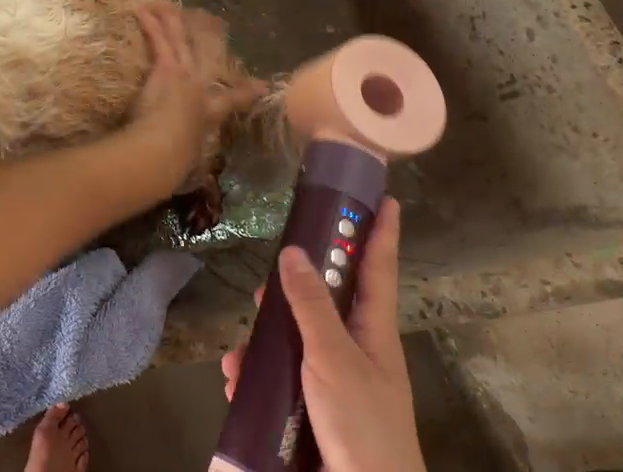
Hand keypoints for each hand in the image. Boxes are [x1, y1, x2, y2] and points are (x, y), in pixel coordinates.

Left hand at [130, 1, 265, 181]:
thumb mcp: (187, 162)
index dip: (247, 92)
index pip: (232, 101)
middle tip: (211, 20)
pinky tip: (143, 8)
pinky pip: (160, 40)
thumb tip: (178, 176)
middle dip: (208, 37)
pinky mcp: (167, 69)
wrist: (161, 153)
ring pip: (181, 41)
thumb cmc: (173, 162)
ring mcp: (185, 76)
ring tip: (164, 3)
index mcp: (210, 115)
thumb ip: (186, 164)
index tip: (261, 86)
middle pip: (208, 56)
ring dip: (172, 21)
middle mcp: (201, 91)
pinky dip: (152, 23)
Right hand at [221, 198, 426, 471]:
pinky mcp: (314, 409)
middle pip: (324, 302)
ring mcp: (336, 380)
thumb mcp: (333, 358)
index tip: (384, 198)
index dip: (381, 233)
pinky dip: (257, 378)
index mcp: (374, 331)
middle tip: (263, 289)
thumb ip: (311, 305)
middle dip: (290, 292)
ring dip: (262, 345)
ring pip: (293, 341)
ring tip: (239, 356)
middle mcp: (357, 349)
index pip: (379, 269)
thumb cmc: (362, 423)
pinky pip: (280, 378)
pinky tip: (239, 384)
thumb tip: (295, 250)